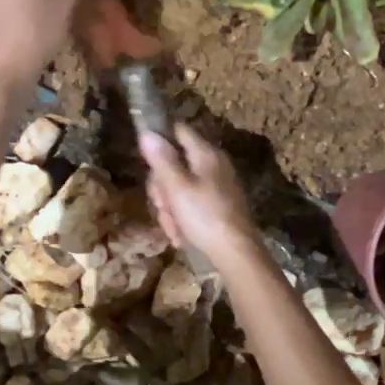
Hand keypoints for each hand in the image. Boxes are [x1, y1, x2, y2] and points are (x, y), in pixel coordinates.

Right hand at [141, 124, 259, 260]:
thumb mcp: (177, 188)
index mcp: (206, 154)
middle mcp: (213, 164)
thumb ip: (162, 160)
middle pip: (176, 163)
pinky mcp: (218, 205)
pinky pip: (191, 203)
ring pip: (180, 187)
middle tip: (160, 205)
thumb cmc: (205, 217)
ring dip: (170, 208)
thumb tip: (147, 132)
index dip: (159, 141)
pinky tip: (180, 235)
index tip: (147, 163)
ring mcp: (217, 185)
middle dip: (162, 187)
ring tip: (172, 228)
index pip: (178, 131)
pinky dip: (182, 218)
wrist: (236, 253)